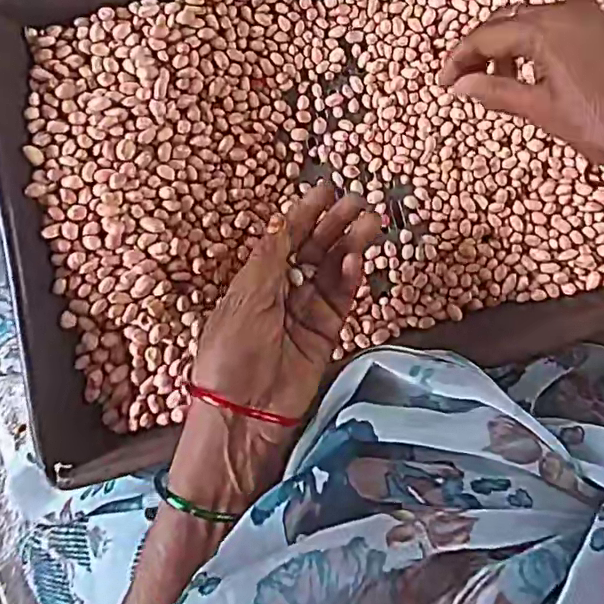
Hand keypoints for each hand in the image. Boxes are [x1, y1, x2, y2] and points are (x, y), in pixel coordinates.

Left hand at [190, 183, 382, 422]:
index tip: (326, 190)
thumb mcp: (245, 298)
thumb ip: (270, 258)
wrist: (244, 413)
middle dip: (334, 224)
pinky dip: (349, 277)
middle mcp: (284, 291)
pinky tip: (356, 259)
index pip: (286, 238)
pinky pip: (340, 297)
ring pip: (332, 270)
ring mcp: (306, 311)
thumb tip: (282, 222)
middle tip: (357, 202)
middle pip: (314, 249)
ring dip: (350, 245)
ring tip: (369, 223)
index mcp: (257, 279)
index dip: (305, 213)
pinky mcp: (326, 332)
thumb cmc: (233, 351)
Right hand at [436, 0, 603, 170]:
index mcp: (547, 29)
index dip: (459, 59)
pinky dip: (530, 44)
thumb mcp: (543, 112)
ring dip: (504, 46)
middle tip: (462, 80)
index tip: (444, 81)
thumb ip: (496, 92)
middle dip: (478, 49)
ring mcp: (587, 16)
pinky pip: (552, 25)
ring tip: (493, 82)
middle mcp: (566, 11)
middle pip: (504, 21)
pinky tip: (527, 72)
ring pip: (527, 21)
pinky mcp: (601, 27)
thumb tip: (459, 85)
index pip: (485, 35)